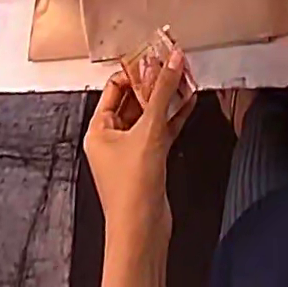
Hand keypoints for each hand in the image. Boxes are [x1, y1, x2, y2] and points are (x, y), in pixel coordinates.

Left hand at [83, 49, 197, 243]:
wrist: (143, 230)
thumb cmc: (131, 190)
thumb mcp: (148, 129)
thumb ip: (163, 91)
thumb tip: (172, 62)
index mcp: (99, 129)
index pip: (115, 86)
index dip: (135, 69)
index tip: (154, 55)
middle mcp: (112, 137)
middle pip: (134, 98)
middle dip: (155, 81)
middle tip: (173, 62)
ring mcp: (131, 149)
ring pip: (150, 112)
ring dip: (168, 96)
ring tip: (184, 76)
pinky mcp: (149, 159)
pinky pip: (161, 128)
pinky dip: (174, 114)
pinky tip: (188, 100)